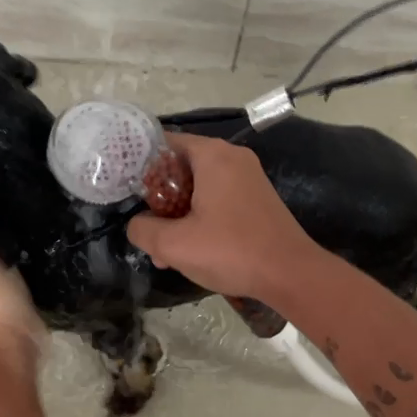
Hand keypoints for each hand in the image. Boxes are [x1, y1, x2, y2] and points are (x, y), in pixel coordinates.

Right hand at [126, 133, 321, 300]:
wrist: (290, 273)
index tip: (126, 189)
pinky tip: (192, 250)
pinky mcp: (258, 198)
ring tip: (165, 251)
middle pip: (182, 167)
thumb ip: (144, 230)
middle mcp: (233, 158)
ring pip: (200, 187)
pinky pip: (219, 198)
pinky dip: (202, 217)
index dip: (142, 164)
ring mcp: (249, 177)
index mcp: (213, 155)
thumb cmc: (231, 251)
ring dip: (179, 214)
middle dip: (160, 198)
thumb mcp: (174, 245)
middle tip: (147, 227)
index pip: (166, 143)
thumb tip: (138, 225)